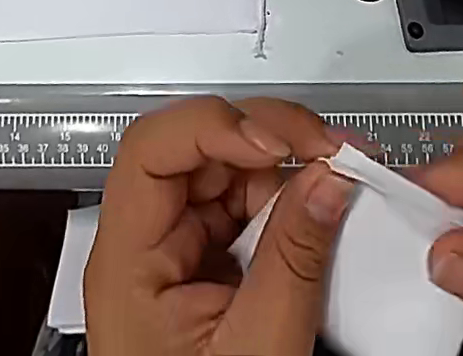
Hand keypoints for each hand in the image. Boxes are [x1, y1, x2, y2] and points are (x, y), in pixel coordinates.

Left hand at [85, 97, 356, 354]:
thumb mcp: (256, 353)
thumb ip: (295, 260)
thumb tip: (327, 178)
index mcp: (128, 258)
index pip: (150, 151)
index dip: (212, 128)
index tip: (275, 145)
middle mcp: (148, 234)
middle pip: (196, 143)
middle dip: (266, 132)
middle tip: (326, 146)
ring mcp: (180, 237)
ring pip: (228, 161)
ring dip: (285, 157)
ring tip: (334, 171)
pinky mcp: (210, 247)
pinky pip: (248, 193)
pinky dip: (288, 188)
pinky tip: (318, 199)